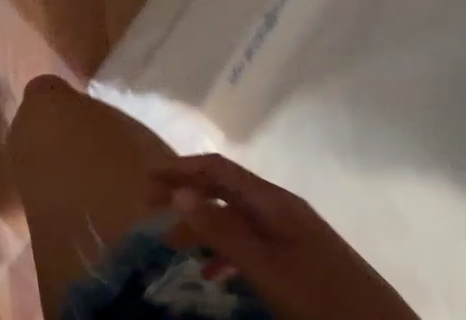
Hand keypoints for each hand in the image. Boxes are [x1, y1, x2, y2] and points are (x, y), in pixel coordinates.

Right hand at [150, 154, 417, 319]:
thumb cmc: (320, 296)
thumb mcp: (266, 267)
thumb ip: (223, 230)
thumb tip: (180, 191)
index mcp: (273, 200)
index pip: (218, 168)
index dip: (181, 168)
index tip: (145, 180)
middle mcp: (281, 207)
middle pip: (225, 188)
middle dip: (187, 192)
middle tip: (149, 207)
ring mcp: (292, 232)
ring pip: (236, 216)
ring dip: (203, 223)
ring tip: (172, 244)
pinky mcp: (299, 258)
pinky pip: (251, 241)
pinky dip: (225, 249)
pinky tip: (214, 273)